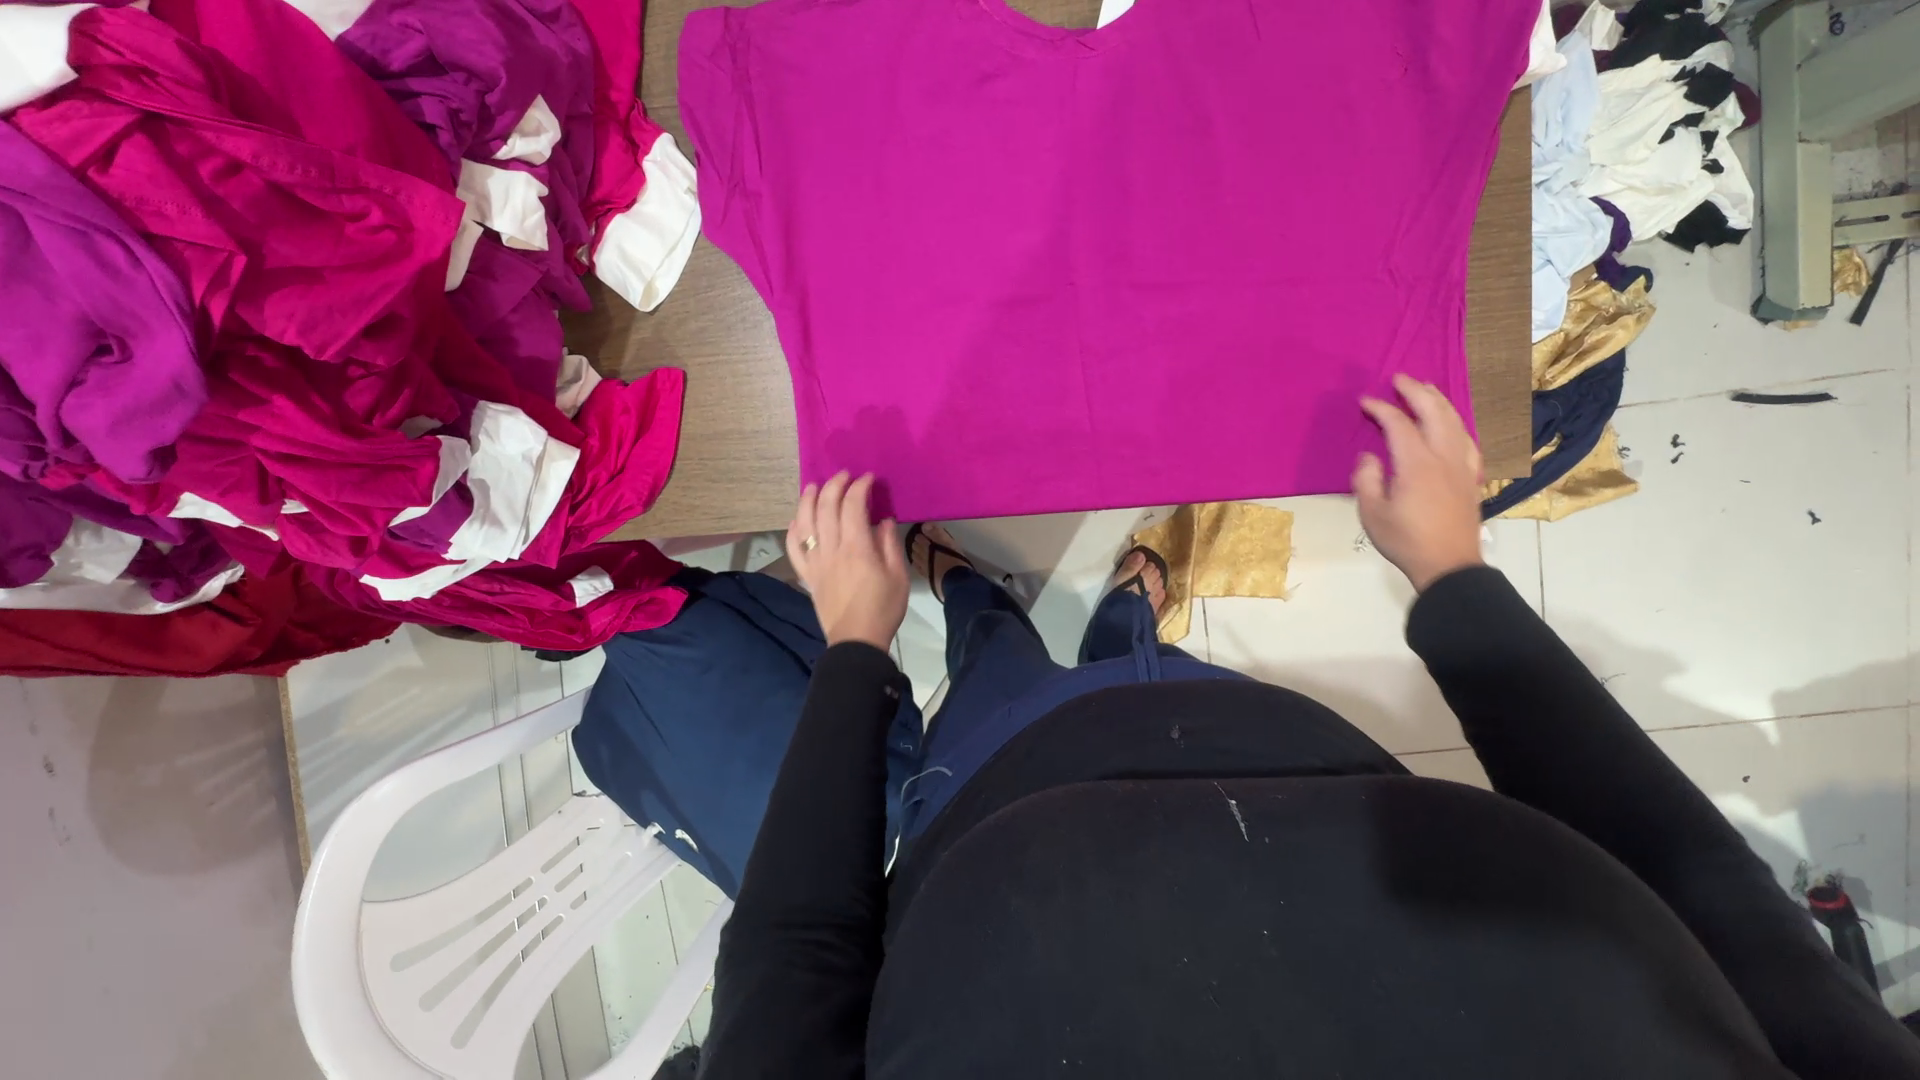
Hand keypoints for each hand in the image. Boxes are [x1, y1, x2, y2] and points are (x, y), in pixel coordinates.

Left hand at [787, 472, 908, 648]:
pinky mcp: (806, 575)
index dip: (859, 486)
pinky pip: (793, 547)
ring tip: (814, 486)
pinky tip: (797, 519)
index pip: (853, 505)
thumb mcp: (898, 575)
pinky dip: (793, 528)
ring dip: (808, 499)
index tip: (868, 478)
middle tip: (845, 476)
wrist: (856, 641)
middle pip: (826, 507)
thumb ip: (889, 544)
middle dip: (834, 485)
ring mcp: (815, 562)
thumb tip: (882, 520)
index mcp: (857, 548)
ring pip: (804, 522)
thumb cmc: (883, 608)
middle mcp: (831, 549)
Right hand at [1353, 374, 1486, 592]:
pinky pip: (1469, 440)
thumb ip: (1367, 479)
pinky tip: (1453, 423)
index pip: (1399, 425)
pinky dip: (1458, 424)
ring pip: (1456, 422)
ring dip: (1439, 401)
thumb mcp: (1371, 513)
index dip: (1381, 409)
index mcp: (1416, 464)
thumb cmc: (1405, 541)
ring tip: (1427, 389)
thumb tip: (1370, 457)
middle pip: (1434, 413)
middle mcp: (1444, 458)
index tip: (1364, 402)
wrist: (1449, 565)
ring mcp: (1462, 466)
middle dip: (1416, 392)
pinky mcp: (1471, 477)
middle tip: (1399, 379)